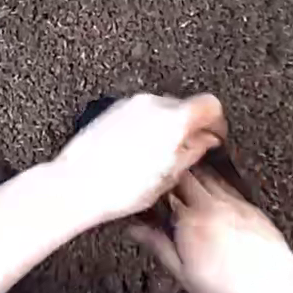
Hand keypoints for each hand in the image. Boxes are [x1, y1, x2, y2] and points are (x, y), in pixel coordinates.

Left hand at [48, 93, 226, 223]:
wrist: (76, 184)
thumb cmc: (118, 187)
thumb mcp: (168, 177)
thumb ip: (193, 152)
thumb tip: (205, 142)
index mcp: (173, 119)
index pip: (210, 105)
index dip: (217, 122)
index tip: (214, 136)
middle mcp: (152, 104)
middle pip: (185, 106)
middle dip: (190, 127)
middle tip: (187, 152)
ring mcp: (130, 104)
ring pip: (161, 110)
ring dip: (166, 128)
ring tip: (158, 158)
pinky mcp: (114, 109)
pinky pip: (140, 113)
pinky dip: (146, 127)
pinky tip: (138, 153)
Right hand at [129, 170, 292, 292]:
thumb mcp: (186, 276)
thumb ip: (159, 246)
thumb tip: (135, 229)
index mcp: (190, 222)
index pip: (163, 190)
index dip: (151, 185)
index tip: (142, 186)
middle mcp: (211, 205)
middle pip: (185, 174)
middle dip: (171, 172)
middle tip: (159, 177)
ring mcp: (232, 202)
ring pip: (206, 174)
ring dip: (192, 172)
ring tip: (180, 177)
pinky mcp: (249, 206)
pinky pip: (226, 183)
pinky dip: (213, 181)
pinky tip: (209, 190)